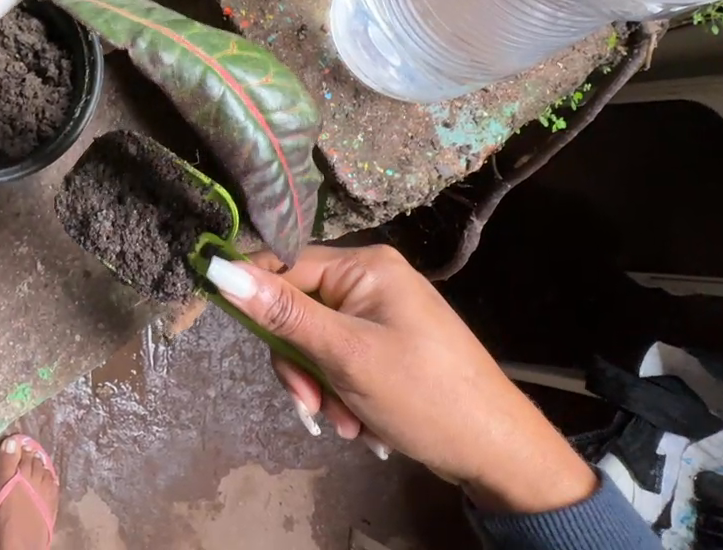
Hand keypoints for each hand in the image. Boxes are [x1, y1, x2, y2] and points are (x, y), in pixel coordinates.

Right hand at [204, 246, 597, 513]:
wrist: (503, 457)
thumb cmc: (424, 396)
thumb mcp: (345, 355)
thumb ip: (281, 312)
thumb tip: (219, 268)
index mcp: (365, 266)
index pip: (285, 265)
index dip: (261, 302)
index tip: (257, 347)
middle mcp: (371, 279)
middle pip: (298, 307)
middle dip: (299, 362)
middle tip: (311, 406)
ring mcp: (382, 312)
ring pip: (316, 338)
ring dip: (319, 384)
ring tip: (343, 424)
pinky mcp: (388, 343)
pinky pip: (340, 355)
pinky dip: (340, 390)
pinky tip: (359, 423)